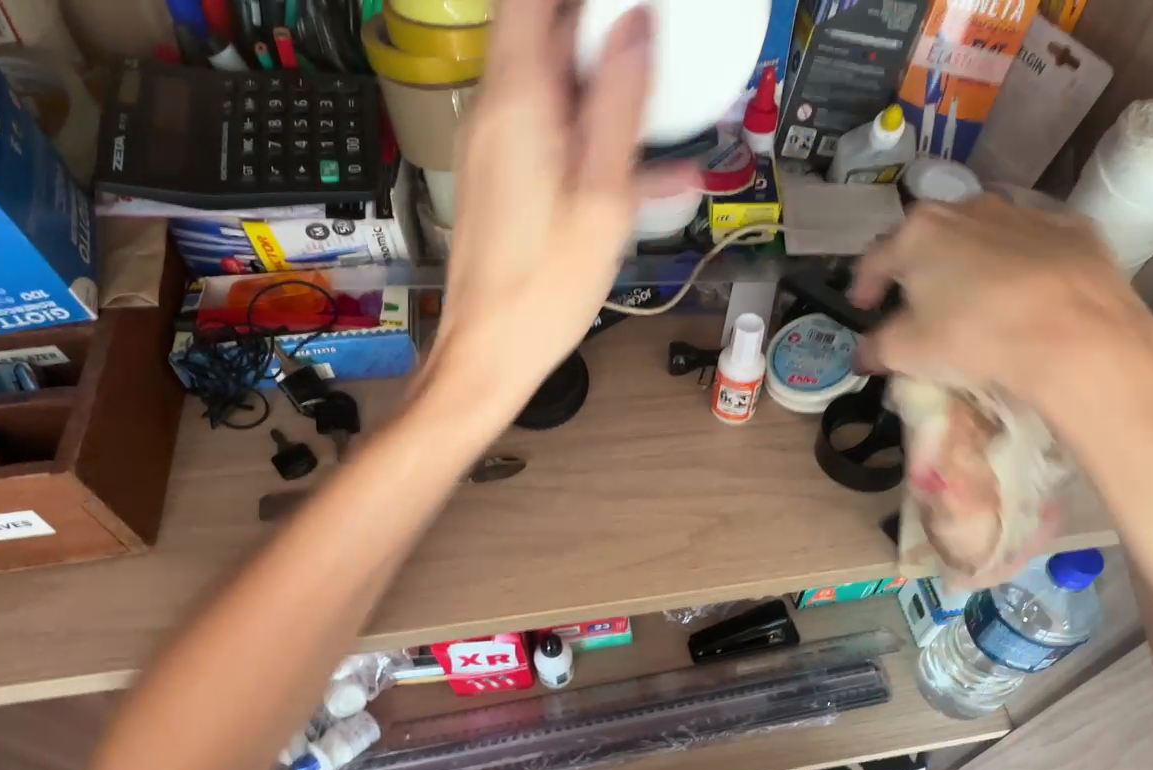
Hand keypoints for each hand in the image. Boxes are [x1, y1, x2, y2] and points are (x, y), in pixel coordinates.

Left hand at [427, 0, 696, 405]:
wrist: (489, 351)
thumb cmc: (539, 293)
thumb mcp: (601, 200)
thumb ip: (620, 107)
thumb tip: (636, 28)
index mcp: (518, 105)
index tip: (623, 9)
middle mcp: (497, 115)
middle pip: (544, 30)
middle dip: (601, 26)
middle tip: (656, 40)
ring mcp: (497, 147)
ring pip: (553, 82)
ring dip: (606, 80)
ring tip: (663, 94)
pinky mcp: (505, 179)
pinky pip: (553, 132)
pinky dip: (596, 134)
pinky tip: (652, 168)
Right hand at [849, 196, 1152, 448]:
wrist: (1076, 333)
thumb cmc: (973, 336)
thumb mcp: (907, 353)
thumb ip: (876, 348)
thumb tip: (864, 352)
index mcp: (916, 233)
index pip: (874, 259)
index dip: (863, 288)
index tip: (862, 309)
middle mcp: (965, 208)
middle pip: (925, 240)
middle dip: (915, 269)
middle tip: (914, 304)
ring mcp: (1020, 212)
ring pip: (978, 236)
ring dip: (966, 263)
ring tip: (970, 299)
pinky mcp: (1069, 226)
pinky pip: (1028, 245)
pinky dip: (1016, 264)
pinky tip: (1020, 296)